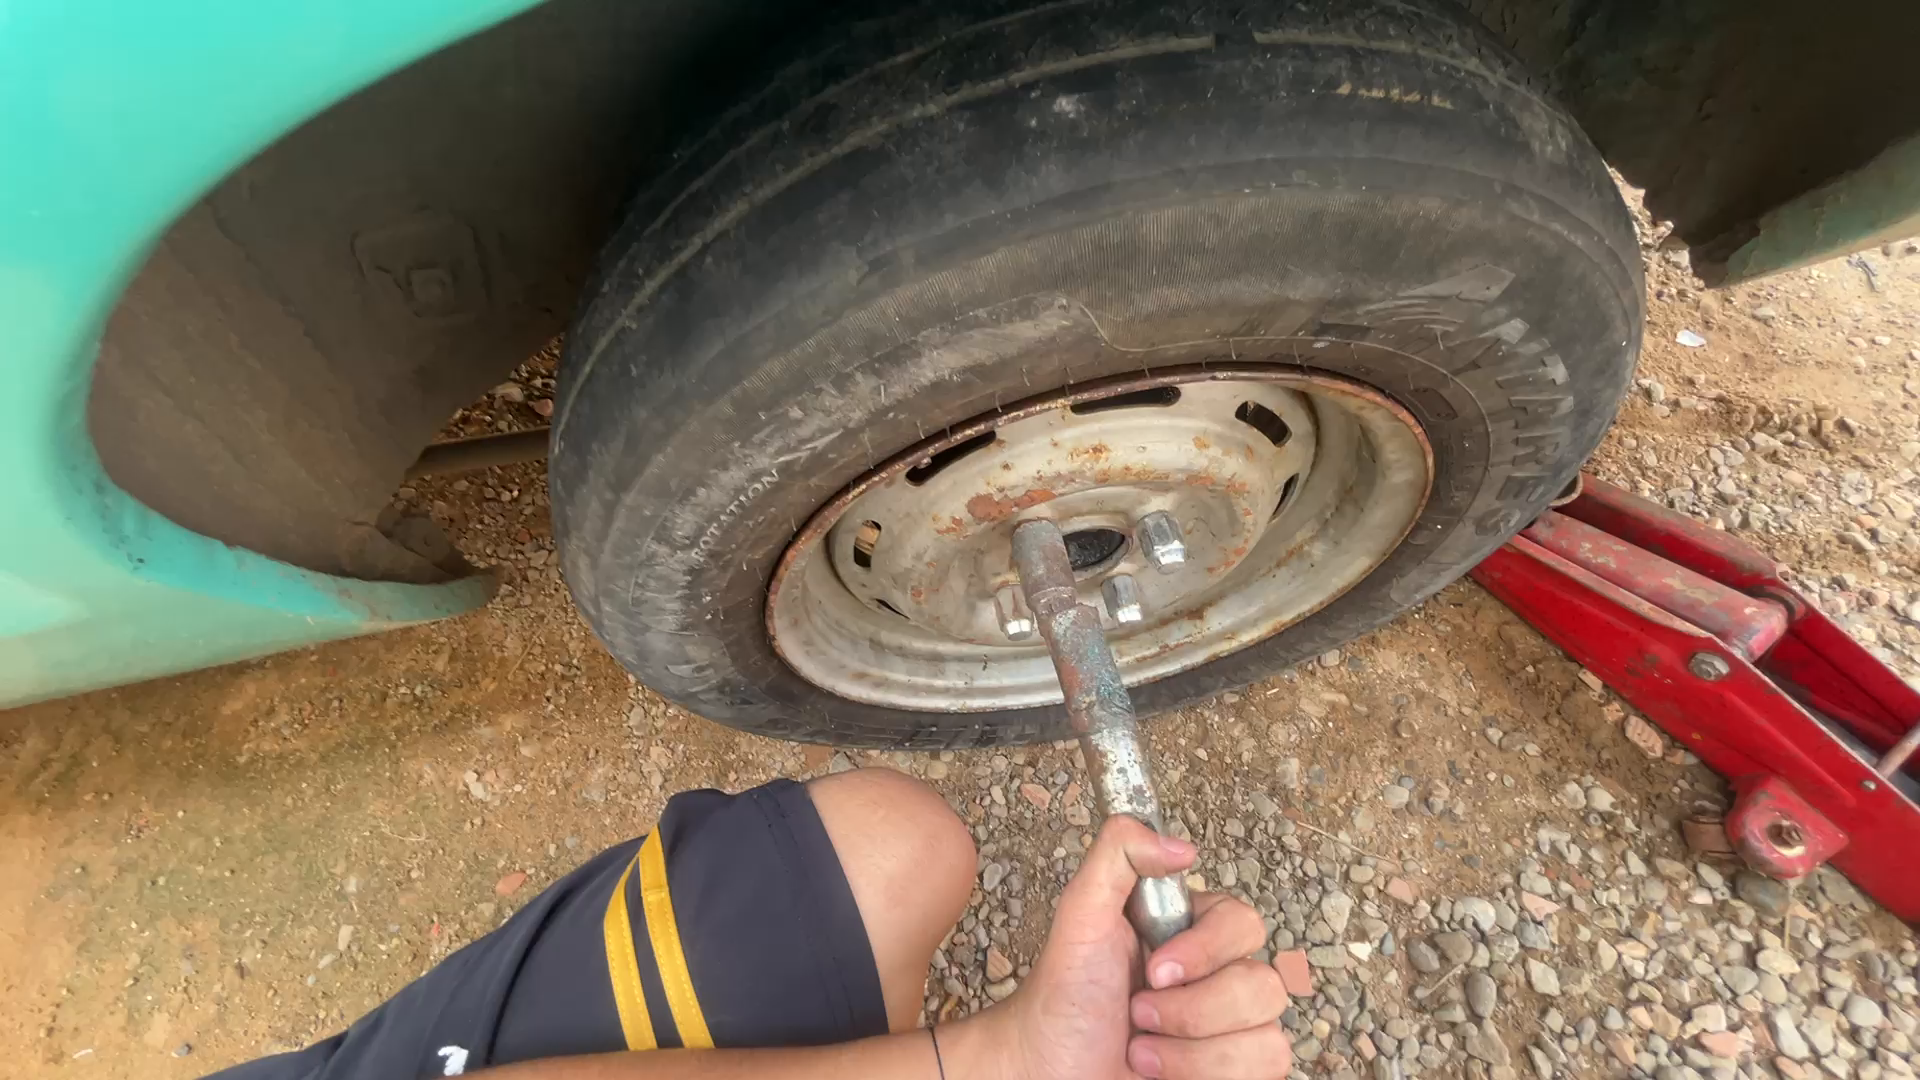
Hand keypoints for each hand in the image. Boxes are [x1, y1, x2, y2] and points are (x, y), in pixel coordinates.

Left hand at [951, 816, 1291, 1079]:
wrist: (1052, 1069)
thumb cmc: (1065, 993)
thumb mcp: (1081, 909)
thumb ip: (1119, 853)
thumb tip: (1183, 846)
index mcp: (1188, 928)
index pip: (1242, 921)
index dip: (1206, 949)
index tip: (1155, 970)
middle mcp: (1217, 973)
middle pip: (1263, 983)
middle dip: (1192, 1009)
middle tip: (1137, 1011)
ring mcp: (1230, 1028)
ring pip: (1269, 1036)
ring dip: (1194, 1051)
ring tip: (1142, 1048)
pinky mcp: (1235, 1073)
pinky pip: (1267, 1072)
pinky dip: (1206, 1075)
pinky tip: (1162, 1072)